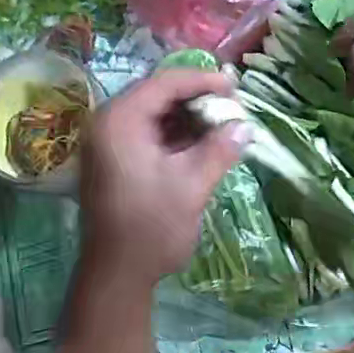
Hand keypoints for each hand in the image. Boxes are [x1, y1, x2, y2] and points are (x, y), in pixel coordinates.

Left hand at [79, 70, 251, 287]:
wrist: (117, 273)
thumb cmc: (152, 226)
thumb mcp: (192, 186)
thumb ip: (219, 150)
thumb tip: (246, 126)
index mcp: (120, 121)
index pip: (164, 83)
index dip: (203, 80)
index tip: (235, 87)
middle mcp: (107, 124)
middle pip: (156, 96)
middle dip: (196, 99)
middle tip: (231, 108)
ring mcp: (108, 145)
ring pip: (153, 117)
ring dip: (187, 119)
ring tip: (222, 126)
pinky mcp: (114, 164)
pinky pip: (147, 137)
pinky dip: (174, 138)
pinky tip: (201, 146)